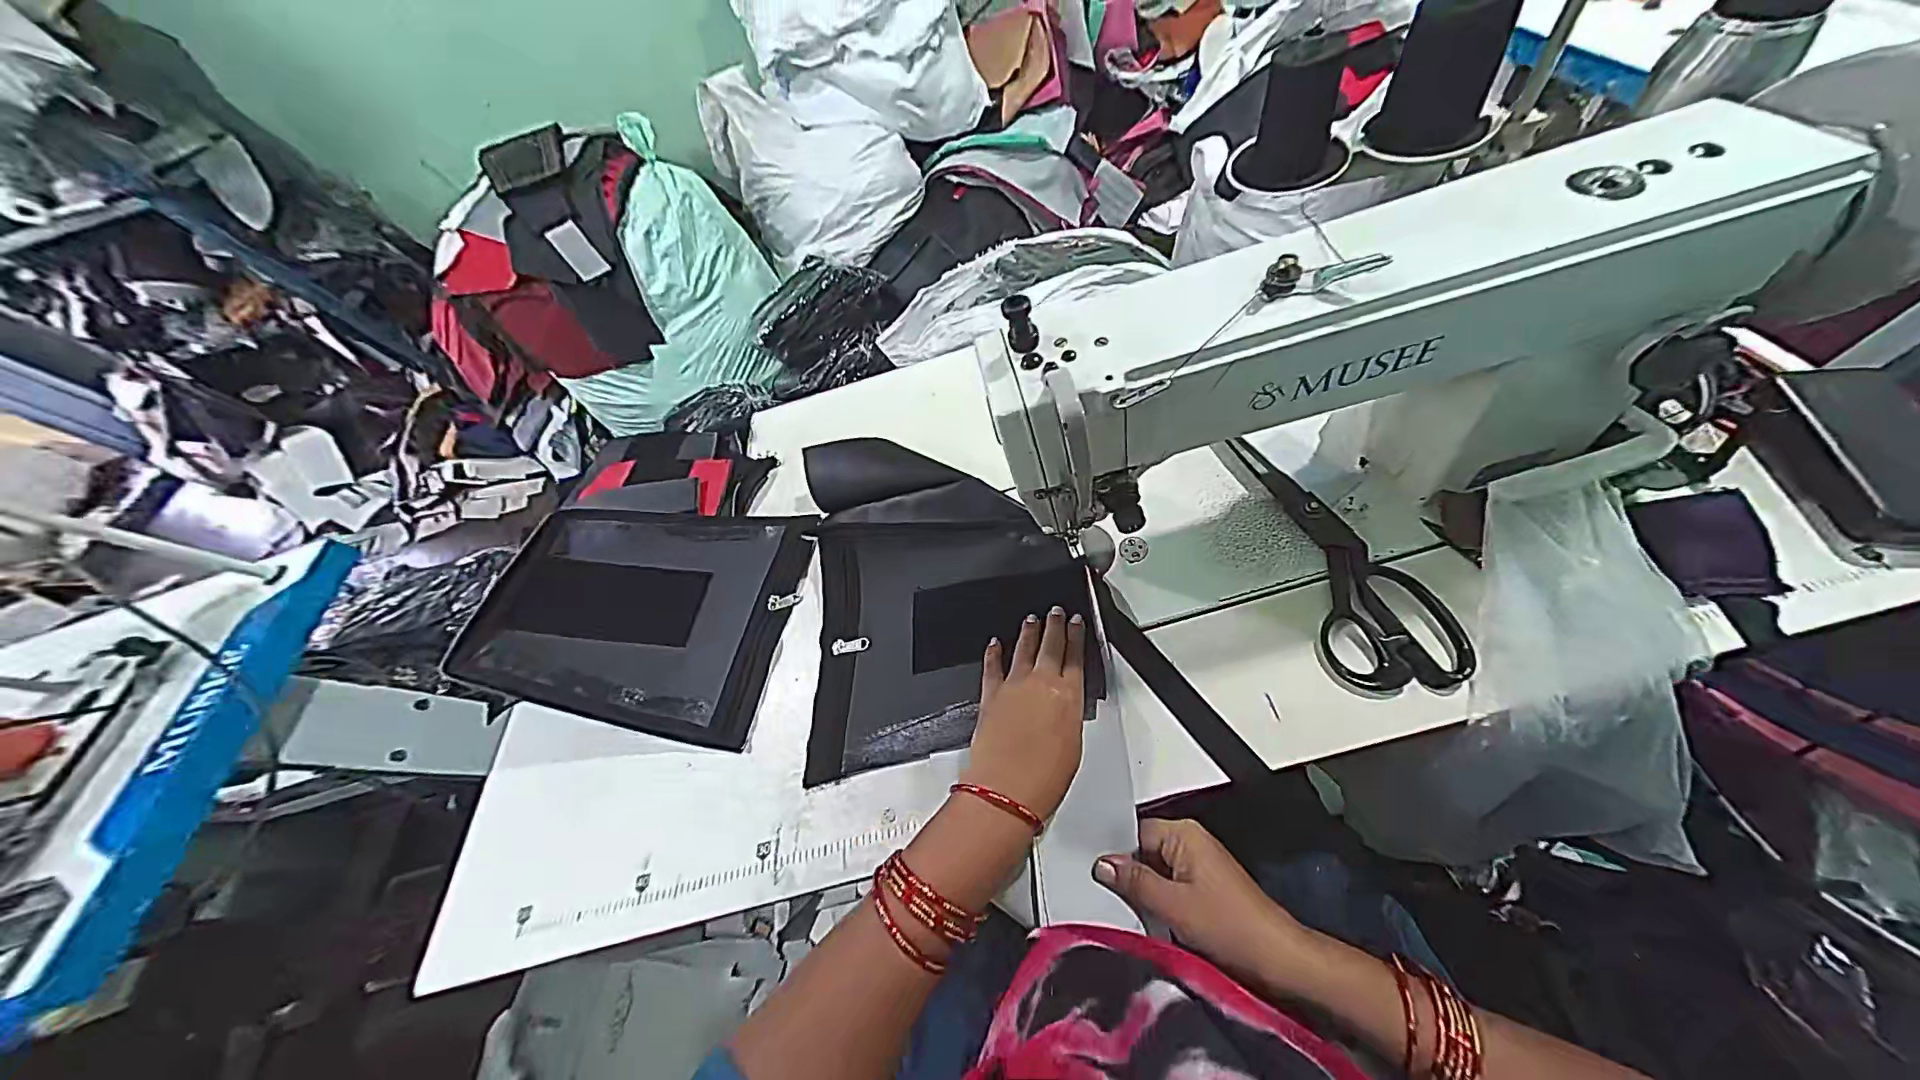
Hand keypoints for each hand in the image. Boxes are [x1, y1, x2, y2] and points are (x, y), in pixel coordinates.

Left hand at [959, 607, 1086, 821]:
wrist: (1007, 789)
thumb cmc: (1044, 778)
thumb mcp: (1073, 747)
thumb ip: (1069, 718)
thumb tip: (1064, 708)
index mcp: (1068, 696)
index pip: (1075, 656)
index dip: (1076, 636)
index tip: (1077, 622)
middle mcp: (1041, 684)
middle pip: (1050, 645)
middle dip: (1055, 625)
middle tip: (1057, 611)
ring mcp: (1013, 687)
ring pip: (1023, 649)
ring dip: (1028, 632)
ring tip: (1031, 619)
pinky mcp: (990, 695)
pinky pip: (992, 666)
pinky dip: (993, 653)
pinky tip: (994, 644)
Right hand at [1094, 819, 1307, 983]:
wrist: (1277, 959)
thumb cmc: (1235, 927)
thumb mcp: (1172, 904)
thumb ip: (1133, 881)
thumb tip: (1104, 865)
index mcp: (1184, 833)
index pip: (1133, 831)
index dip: (1116, 855)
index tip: (1102, 876)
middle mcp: (1192, 842)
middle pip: (1143, 851)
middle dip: (1132, 877)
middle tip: (1126, 900)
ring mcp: (1199, 865)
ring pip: (1155, 872)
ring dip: (1147, 894)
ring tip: (1150, 913)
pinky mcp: (1203, 888)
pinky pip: (1169, 887)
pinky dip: (1162, 903)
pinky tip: (1162, 922)